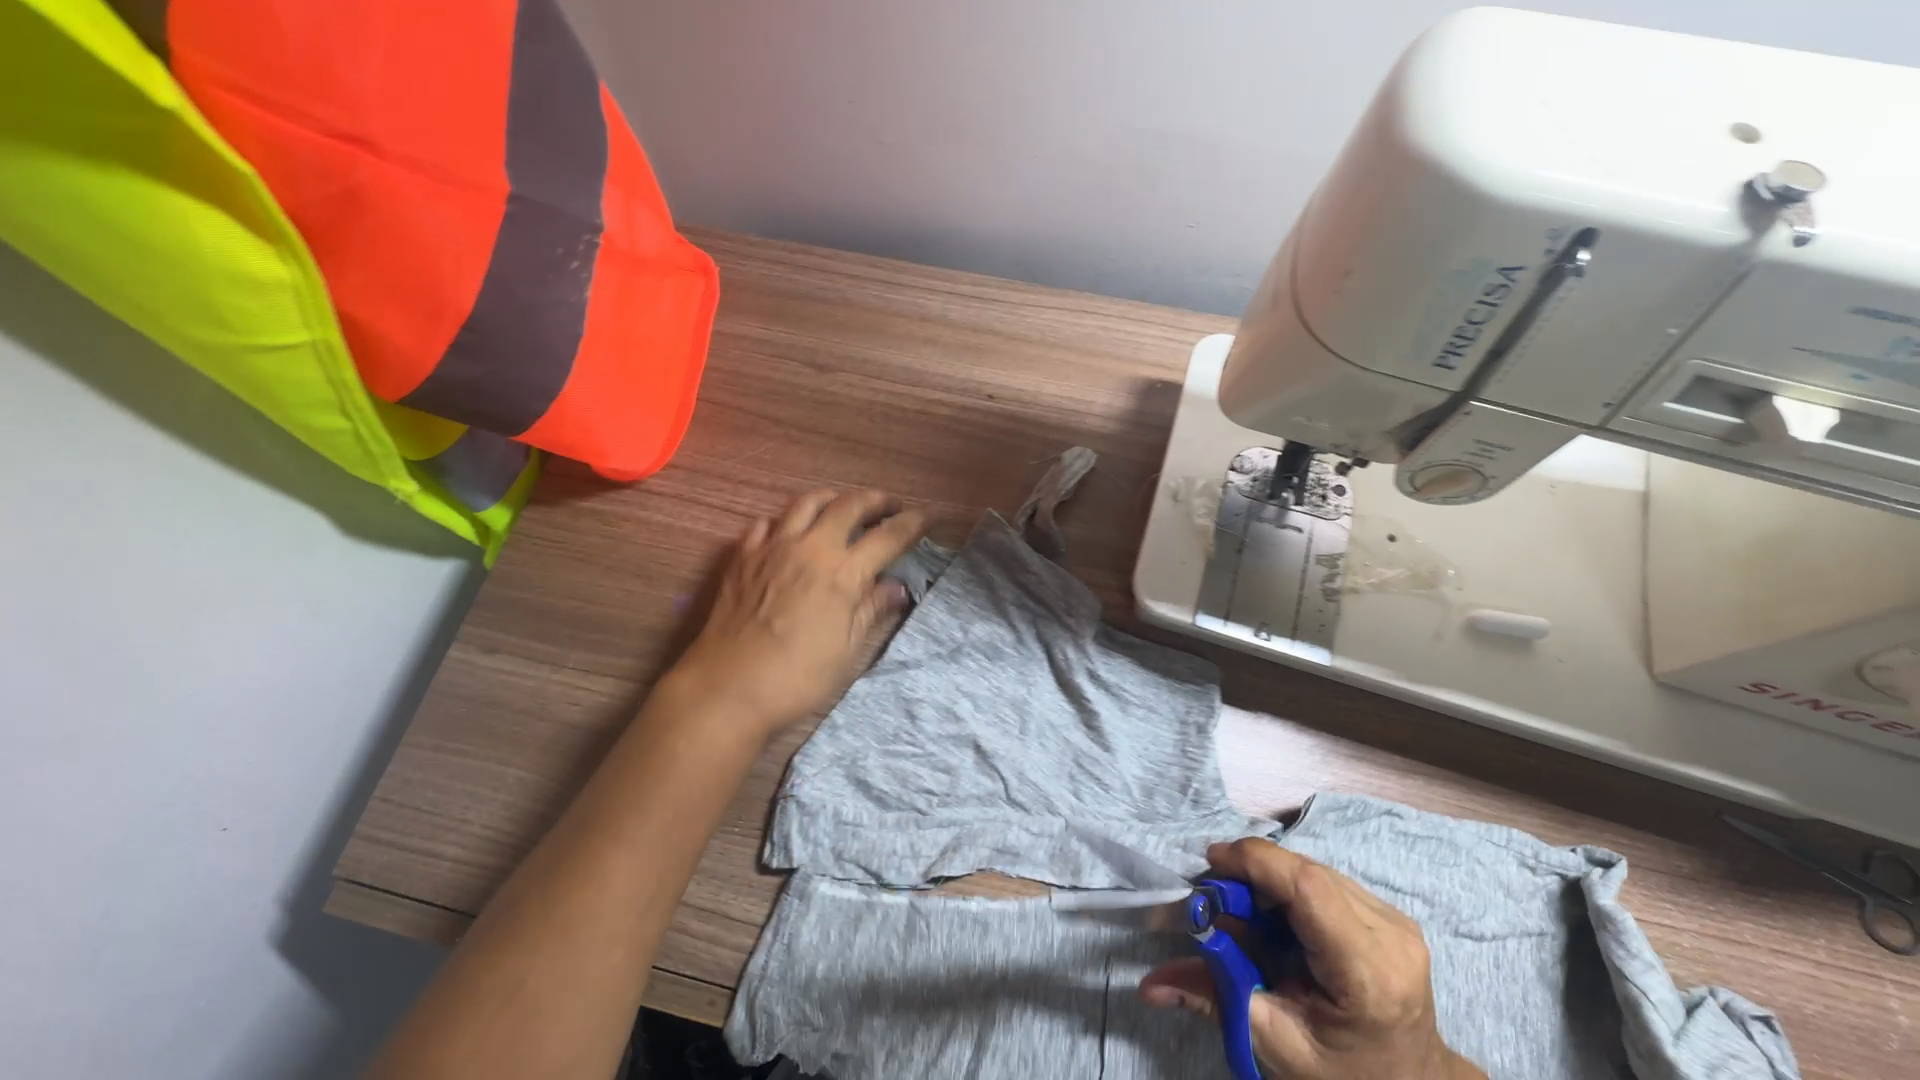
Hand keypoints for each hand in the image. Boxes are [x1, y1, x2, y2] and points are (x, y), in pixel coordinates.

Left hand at [665, 488, 929, 737]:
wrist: (727, 688)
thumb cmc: (797, 679)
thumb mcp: (846, 652)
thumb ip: (871, 611)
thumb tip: (896, 587)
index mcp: (842, 574)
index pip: (887, 537)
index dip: (913, 523)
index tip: (928, 516)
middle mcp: (809, 548)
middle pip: (849, 505)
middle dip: (875, 500)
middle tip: (889, 506)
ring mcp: (771, 547)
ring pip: (806, 502)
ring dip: (832, 499)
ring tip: (843, 507)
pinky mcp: (742, 556)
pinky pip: (766, 522)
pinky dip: (786, 520)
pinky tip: (790, 532)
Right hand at [1140, 838, 1484, 1079]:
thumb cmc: (1343, 1074)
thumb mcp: (1275, 1043)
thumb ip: (1214, 999)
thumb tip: (1149, 985)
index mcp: (1367, 973)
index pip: (1309, 889)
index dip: (1256, 863)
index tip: (1210, 863)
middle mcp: (1391, 936)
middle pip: (1309, 873)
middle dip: (1254, 872)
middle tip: (1216, 896)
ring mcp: (1397, 921)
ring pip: (1316, 871)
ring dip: (1271, 879)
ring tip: (1243, 912)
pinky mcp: (1392, 915)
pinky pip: (1328, 881)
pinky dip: (1291, 889)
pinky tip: (1275, 917)